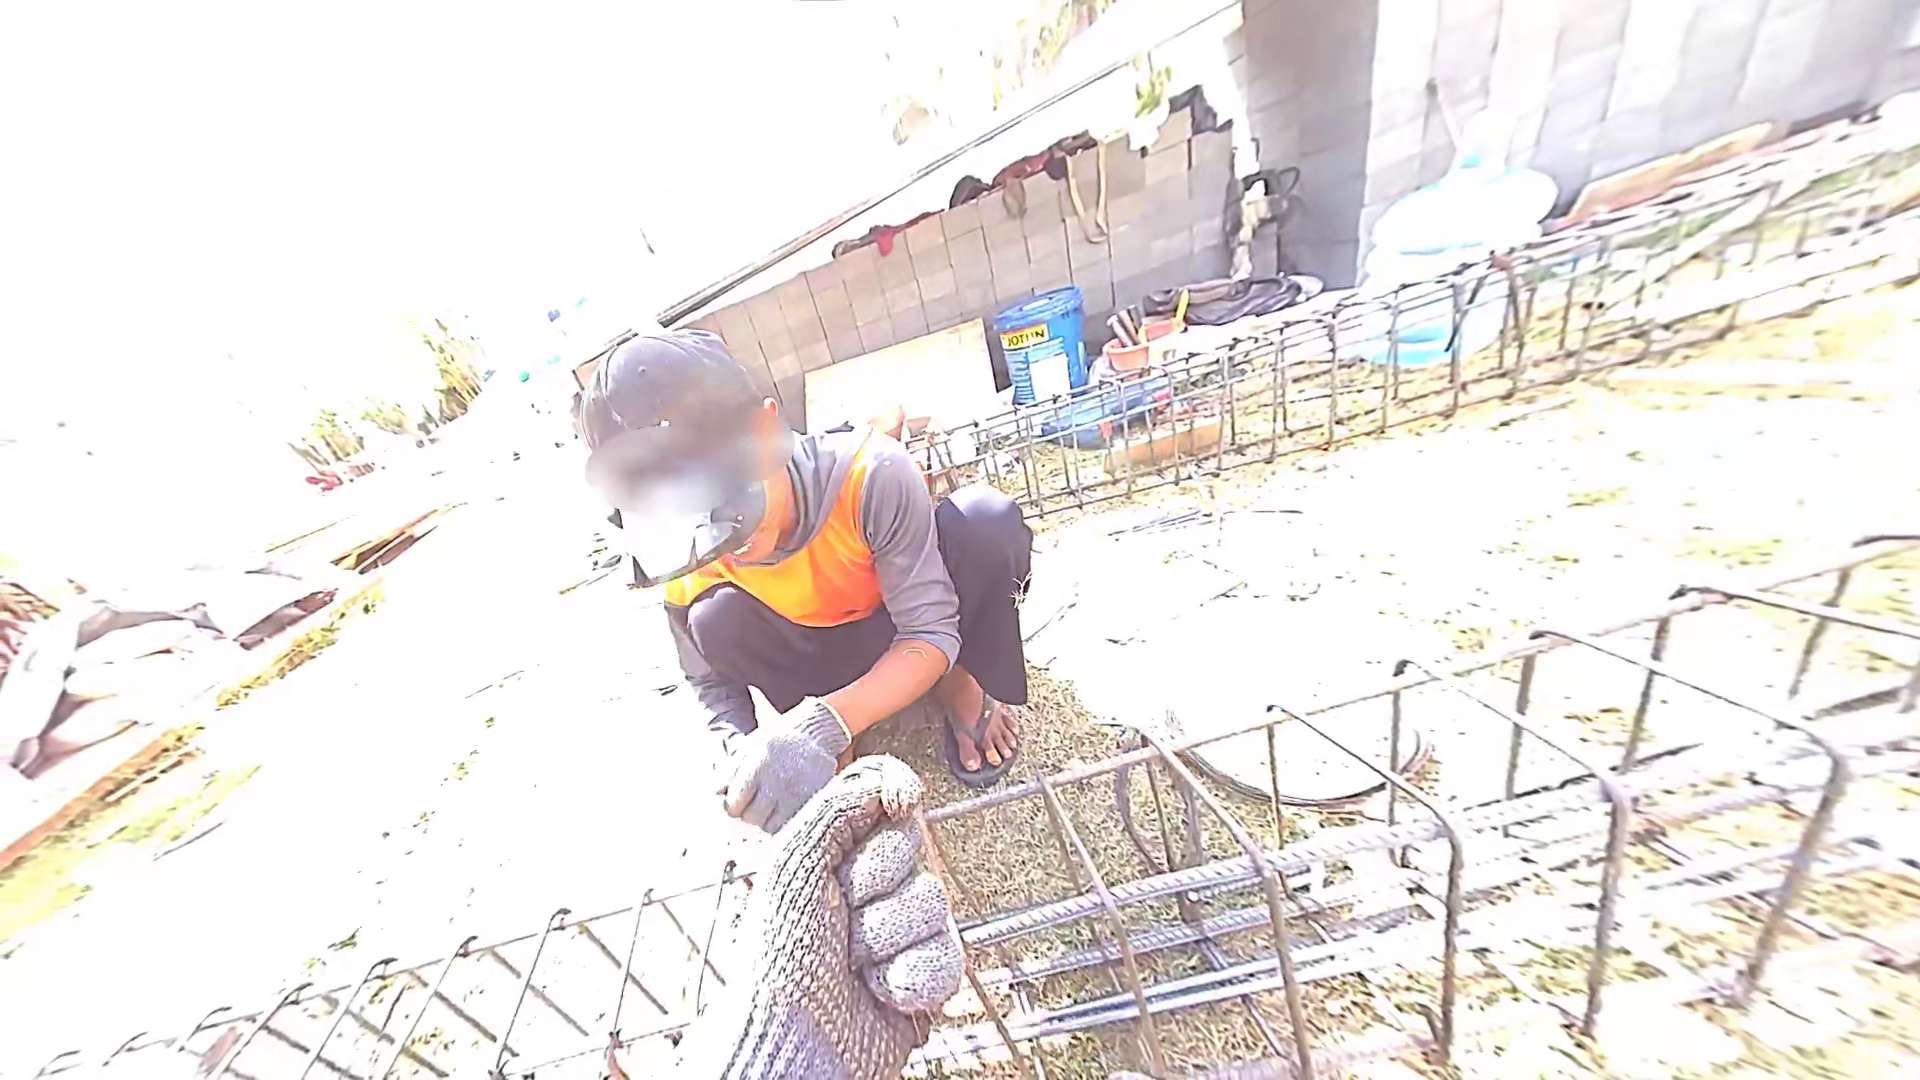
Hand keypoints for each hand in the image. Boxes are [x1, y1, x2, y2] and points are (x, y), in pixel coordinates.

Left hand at [685, 755, 963, 1079]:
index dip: (900, 789)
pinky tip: (878, 990)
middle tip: (841, 910)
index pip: (889, 797)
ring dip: (883, 936)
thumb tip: (883, 784)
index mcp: (845, 850)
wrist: (793, 1043)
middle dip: (873, 878)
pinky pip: (947, 953)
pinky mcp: (930, 971)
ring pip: (931, 898)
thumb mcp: (793, 864)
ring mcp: (908, 926)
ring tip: (853, 960)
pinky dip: (907, 976)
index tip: (901, 801)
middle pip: (912, 842)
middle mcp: (880, 882)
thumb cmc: (782, 955)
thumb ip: (836, 810)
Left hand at [722, 697, 851, 832]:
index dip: (734, 805)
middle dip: (750, 812)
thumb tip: (715, 793)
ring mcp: (797, 790)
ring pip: (771, 825)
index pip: (735, 804)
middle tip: (756, 802)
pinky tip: (785, 807)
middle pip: (752, 817)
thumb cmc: (779, 738)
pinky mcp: (813, 797)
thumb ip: (730, 769)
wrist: (816, 730)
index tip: (740, 800)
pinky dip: (786, 820)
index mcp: (758, 765)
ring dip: (768, 818)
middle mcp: (777, 779)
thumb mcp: (751, 746)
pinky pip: (792, 823)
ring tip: (772, 804)